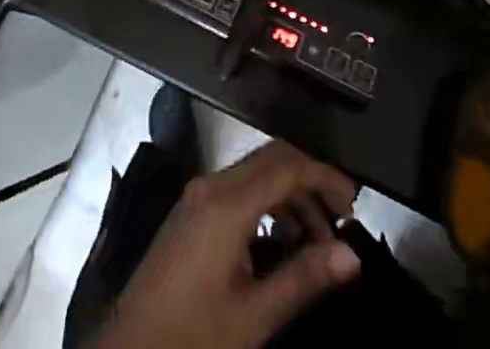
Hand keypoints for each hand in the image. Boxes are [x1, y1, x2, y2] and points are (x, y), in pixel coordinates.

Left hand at [89, 141, 362, 348]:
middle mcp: (210, 186)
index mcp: (225, 204)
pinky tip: (284, 242)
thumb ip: (305, 277)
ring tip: (319, 244)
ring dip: (291, 195)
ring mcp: (197, 195)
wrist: (133, 344)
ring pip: (255, 173)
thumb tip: (352, 255)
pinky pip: (238, 189)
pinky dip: (268, 203)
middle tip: (343, 218)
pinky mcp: (192, 209)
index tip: (356, 204)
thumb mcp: (256, 314)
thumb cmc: (195, 333)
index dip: (325, 176)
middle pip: (270, 159)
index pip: (285, 166)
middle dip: (311, 180)